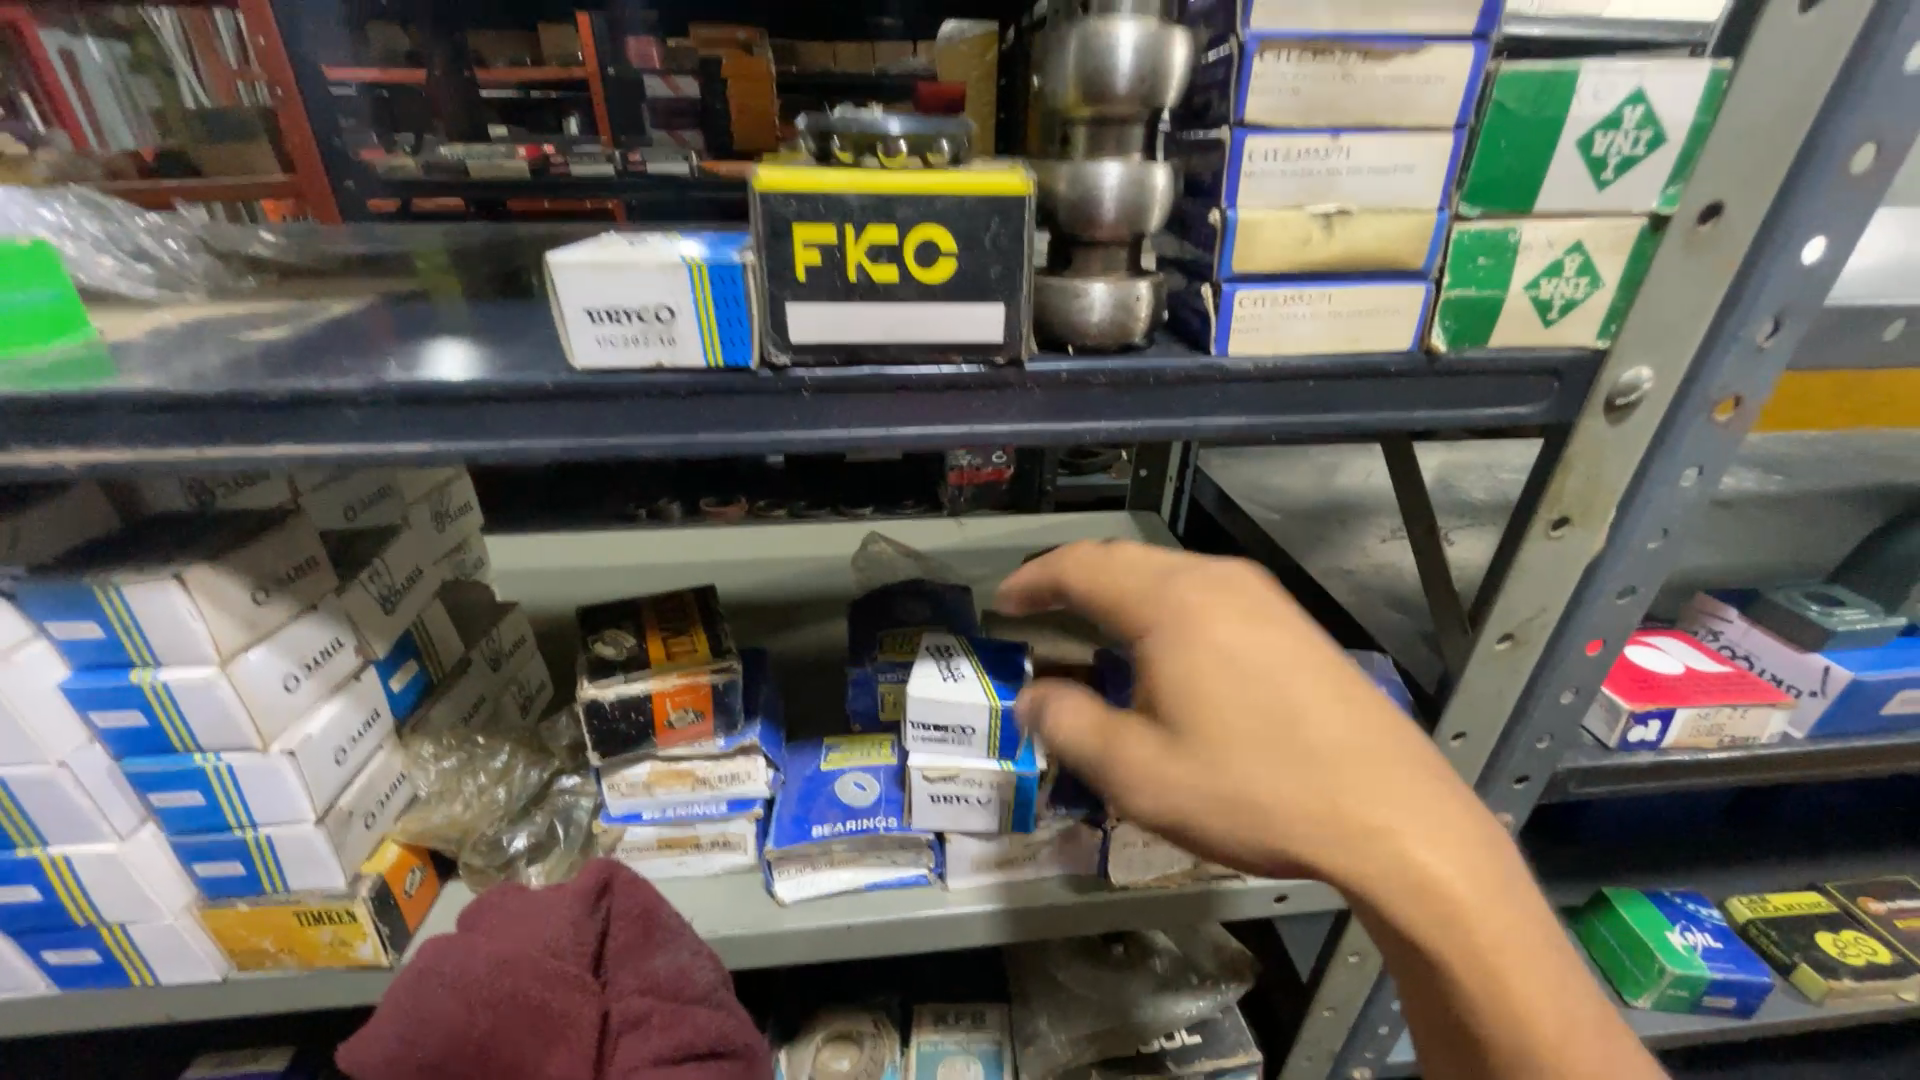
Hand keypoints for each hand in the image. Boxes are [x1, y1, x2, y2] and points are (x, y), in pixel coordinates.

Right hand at [996, 541, 1489, 888]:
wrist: (1392, 815)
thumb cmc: (1252, 791)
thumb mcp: (1138, 773)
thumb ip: (1068, 725)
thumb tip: (1033, 696)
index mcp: (1171, 602)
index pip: (1080, 566)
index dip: (1032, 580)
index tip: (1002, 604)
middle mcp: (1215, 579)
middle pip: (1122, 559)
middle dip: (1070, 582)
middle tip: (1036, 613)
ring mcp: (1261, 595)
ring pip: (1165, 573)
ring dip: (1116, 593)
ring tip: (1089, 632)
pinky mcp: (1290, 619)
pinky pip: (1204, 593)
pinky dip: (1160, 607)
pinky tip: (1160, 651)